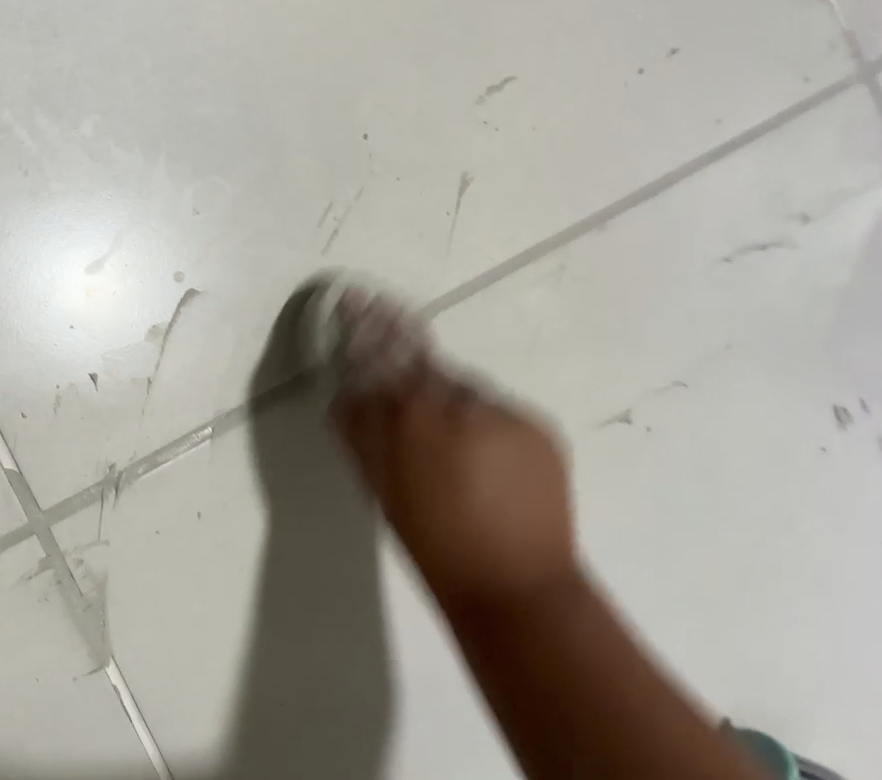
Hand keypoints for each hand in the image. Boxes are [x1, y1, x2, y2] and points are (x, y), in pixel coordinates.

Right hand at [332, 311, 579, 611]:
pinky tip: (473, 443)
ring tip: (433, 416)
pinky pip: (493, 407)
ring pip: (458, 385)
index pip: (382, 355)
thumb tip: (345, 393)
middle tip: (378, 310)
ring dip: (440, 390)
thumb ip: (360, 429)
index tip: (354, 297)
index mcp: (413, 417)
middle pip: (421, 359)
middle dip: (398, 338)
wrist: (516, 585)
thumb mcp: (379, 482)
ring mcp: (504, 411)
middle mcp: (460, 402)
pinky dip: (477, 415)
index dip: (366, 325)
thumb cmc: (429, 538)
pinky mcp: (537, 426)